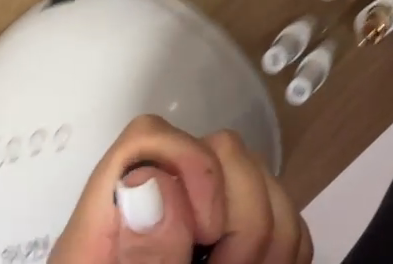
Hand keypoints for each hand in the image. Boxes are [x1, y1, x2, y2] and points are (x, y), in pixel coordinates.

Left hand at [50, 115, 309, 263]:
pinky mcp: (236, 239)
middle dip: (244, 213)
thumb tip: (149, 183)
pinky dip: (286, 243)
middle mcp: (154, 215)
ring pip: (261, 175)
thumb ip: (139, 256)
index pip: (147, 141)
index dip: (191, 169)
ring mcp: (199, 226)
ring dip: (272, 232)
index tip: (209, 237)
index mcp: (105, 228)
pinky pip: (285, 210)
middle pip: (218, 148)